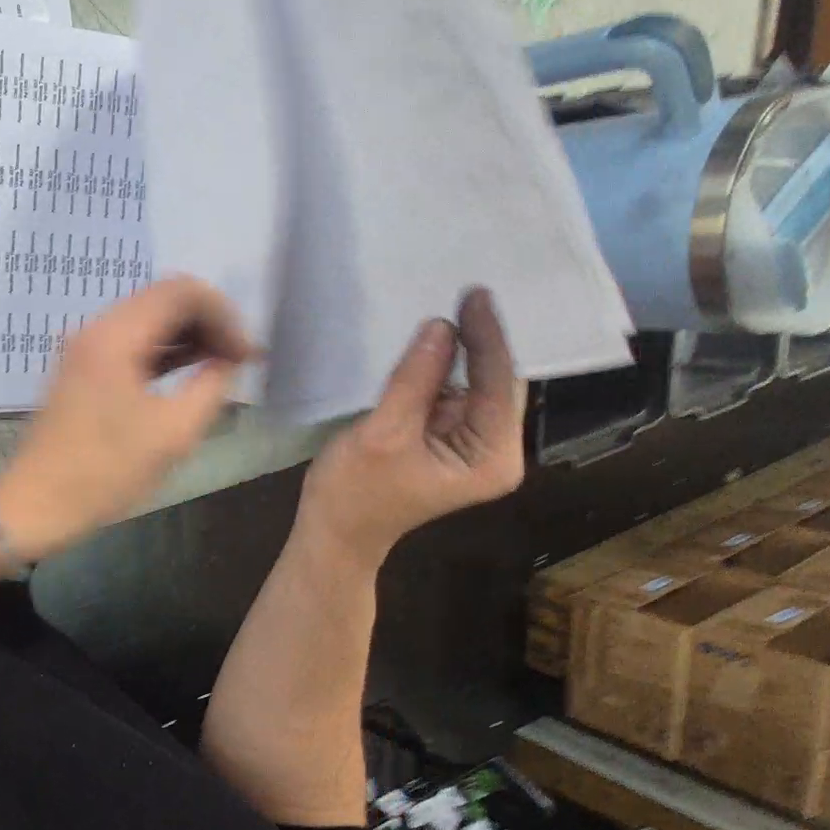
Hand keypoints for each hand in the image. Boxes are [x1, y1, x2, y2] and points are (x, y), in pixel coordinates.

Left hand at [0, 277, 254, 559]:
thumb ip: (211, 385)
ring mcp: (83, 349)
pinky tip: (187, 374)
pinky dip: (161, 352)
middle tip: (238, 361)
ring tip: (220, 368)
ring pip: (147, 320)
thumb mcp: (173, 433)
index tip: (246, 355)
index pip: (182, 291)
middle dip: (209, 322)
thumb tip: (229, 360)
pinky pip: (129, 344)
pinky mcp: (80, 370)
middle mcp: (94, 329)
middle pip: (164, 299)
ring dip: (187, 337)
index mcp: (114, 336)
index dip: (225, 315)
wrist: (36, 505)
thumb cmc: (105, 474)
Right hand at [298, 287, 526, 568]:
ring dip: (456, 355)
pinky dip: (437, 374)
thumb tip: (440, 326)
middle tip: (463, 294)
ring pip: (471, 387)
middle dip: (476, 343)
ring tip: (446, 311)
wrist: (332, 535)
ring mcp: (471, 448)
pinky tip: (427, 348)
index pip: (498, 384)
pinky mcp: (446, 444)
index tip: (476, 294)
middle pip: (493, 384)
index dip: (486, 338)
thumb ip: (414, 380)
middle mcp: (496, 451)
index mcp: (494, 457)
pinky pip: (449, 399)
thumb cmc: (354, 493)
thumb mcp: (382, 433)